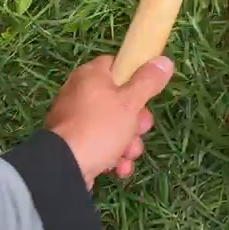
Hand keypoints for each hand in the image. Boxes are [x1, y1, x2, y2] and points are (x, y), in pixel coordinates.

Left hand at [44, 55, 174, 188]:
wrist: (65, 166)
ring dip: (127, 144)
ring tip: (127, 155)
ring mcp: (75, 120)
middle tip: (139, 130)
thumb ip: (148, 82)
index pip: (116, 66)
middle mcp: (79, 94)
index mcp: (90, 76)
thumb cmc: (99, 127)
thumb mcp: (129, 102)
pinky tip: (118, 168)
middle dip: (136, 122)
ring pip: (113, 127)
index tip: (147, 94)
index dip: (135, 78)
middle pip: (119, 101)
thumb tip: (164, 61)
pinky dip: (112, 157)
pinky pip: (100, 145)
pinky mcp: (74, 144)